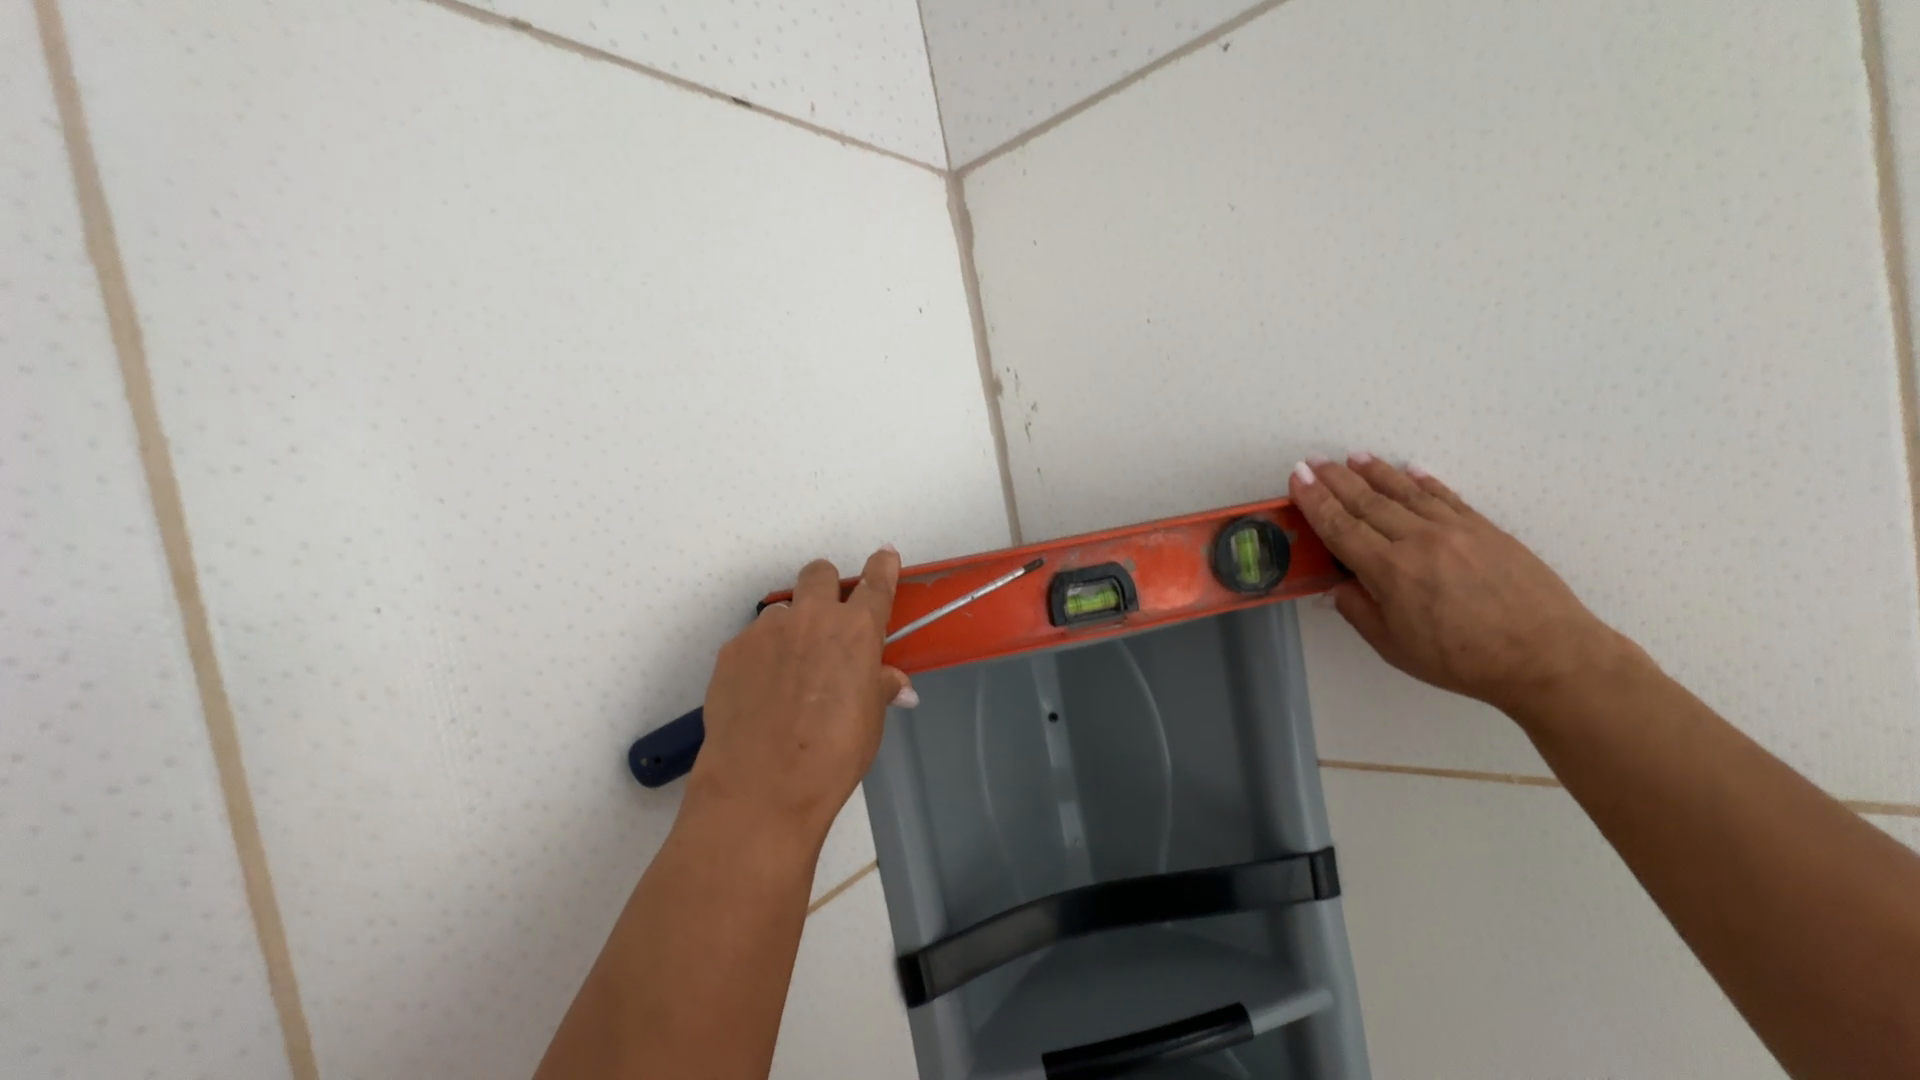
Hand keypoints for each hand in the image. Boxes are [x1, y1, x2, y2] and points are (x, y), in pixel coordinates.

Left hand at [689, 547, 913, 842]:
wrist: (762, 784)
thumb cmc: (833, 755)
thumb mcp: (870, 722)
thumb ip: (879, 688)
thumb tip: (897, 685)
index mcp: (855, 631)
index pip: (875, 583)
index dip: (882, 566)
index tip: (884, 555)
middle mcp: (811, 619)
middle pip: (818, 574)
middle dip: (826, 585)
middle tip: (828, 616)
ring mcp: (766, 632)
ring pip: (782, 611)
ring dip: (790, 628)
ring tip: (789, 672)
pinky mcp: (732, 651)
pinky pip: (753, 641)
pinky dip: (762, 658)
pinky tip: (762, 694)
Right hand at [1288, 454, 1634, 713]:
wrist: (1545, 655)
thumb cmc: (1464, 660)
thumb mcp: (1396, 647)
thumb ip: (1361, 612)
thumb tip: (1338, 587)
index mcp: (1390, 572)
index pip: (1340, 528)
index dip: (1315, 502)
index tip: (1298, 478)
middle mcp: (1418, 542)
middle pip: (1366, 502)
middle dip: (1335, 480)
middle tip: (1314, 462)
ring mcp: (1454, 530)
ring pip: (1404, 492)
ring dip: (1374, 472)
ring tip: (1352, 457)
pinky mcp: (1485, 529)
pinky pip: (1445, 496)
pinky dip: (1422, 481)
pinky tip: (1408, 470)